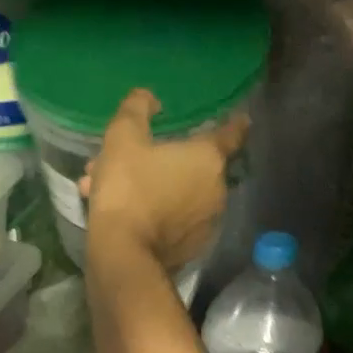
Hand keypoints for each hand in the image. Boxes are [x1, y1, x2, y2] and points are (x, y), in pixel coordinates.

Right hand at [79, 89, 248, 271]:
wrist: (124, 254)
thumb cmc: (128, 189)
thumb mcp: (122, 138)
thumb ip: (136, 109)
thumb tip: (149, 98)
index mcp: (208, 158)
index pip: (231, 133)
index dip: (232, 123)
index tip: (236, 119)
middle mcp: (217, 189)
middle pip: (194, 166)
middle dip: (163, 161)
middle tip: (131, 161)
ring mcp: (207, 222)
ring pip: (179, 194)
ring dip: (153, 188)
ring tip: (116, 192)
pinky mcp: (192, 248)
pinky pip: (175, 221)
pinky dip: (156, 214)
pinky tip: (126, 215)